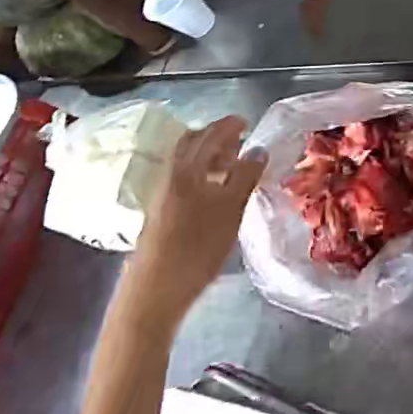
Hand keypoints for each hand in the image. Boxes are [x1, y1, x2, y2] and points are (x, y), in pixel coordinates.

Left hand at [124, 117, 263, 326]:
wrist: (154, 291)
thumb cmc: (197, 247)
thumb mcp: (231, 209)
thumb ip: (245, 176)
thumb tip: (258, 149)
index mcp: (187, 167)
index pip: (210, 134)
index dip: (229, 126)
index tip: (246, 122)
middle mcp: (171, 174)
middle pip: (192, 143)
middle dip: (216, 138)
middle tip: (239, 145)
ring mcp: (161, 193)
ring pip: (186, 162)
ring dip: (208, 158)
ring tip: (230, 170)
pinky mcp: (160, 212)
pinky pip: (183, 179)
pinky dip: (200, 175)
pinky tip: (213, 194)